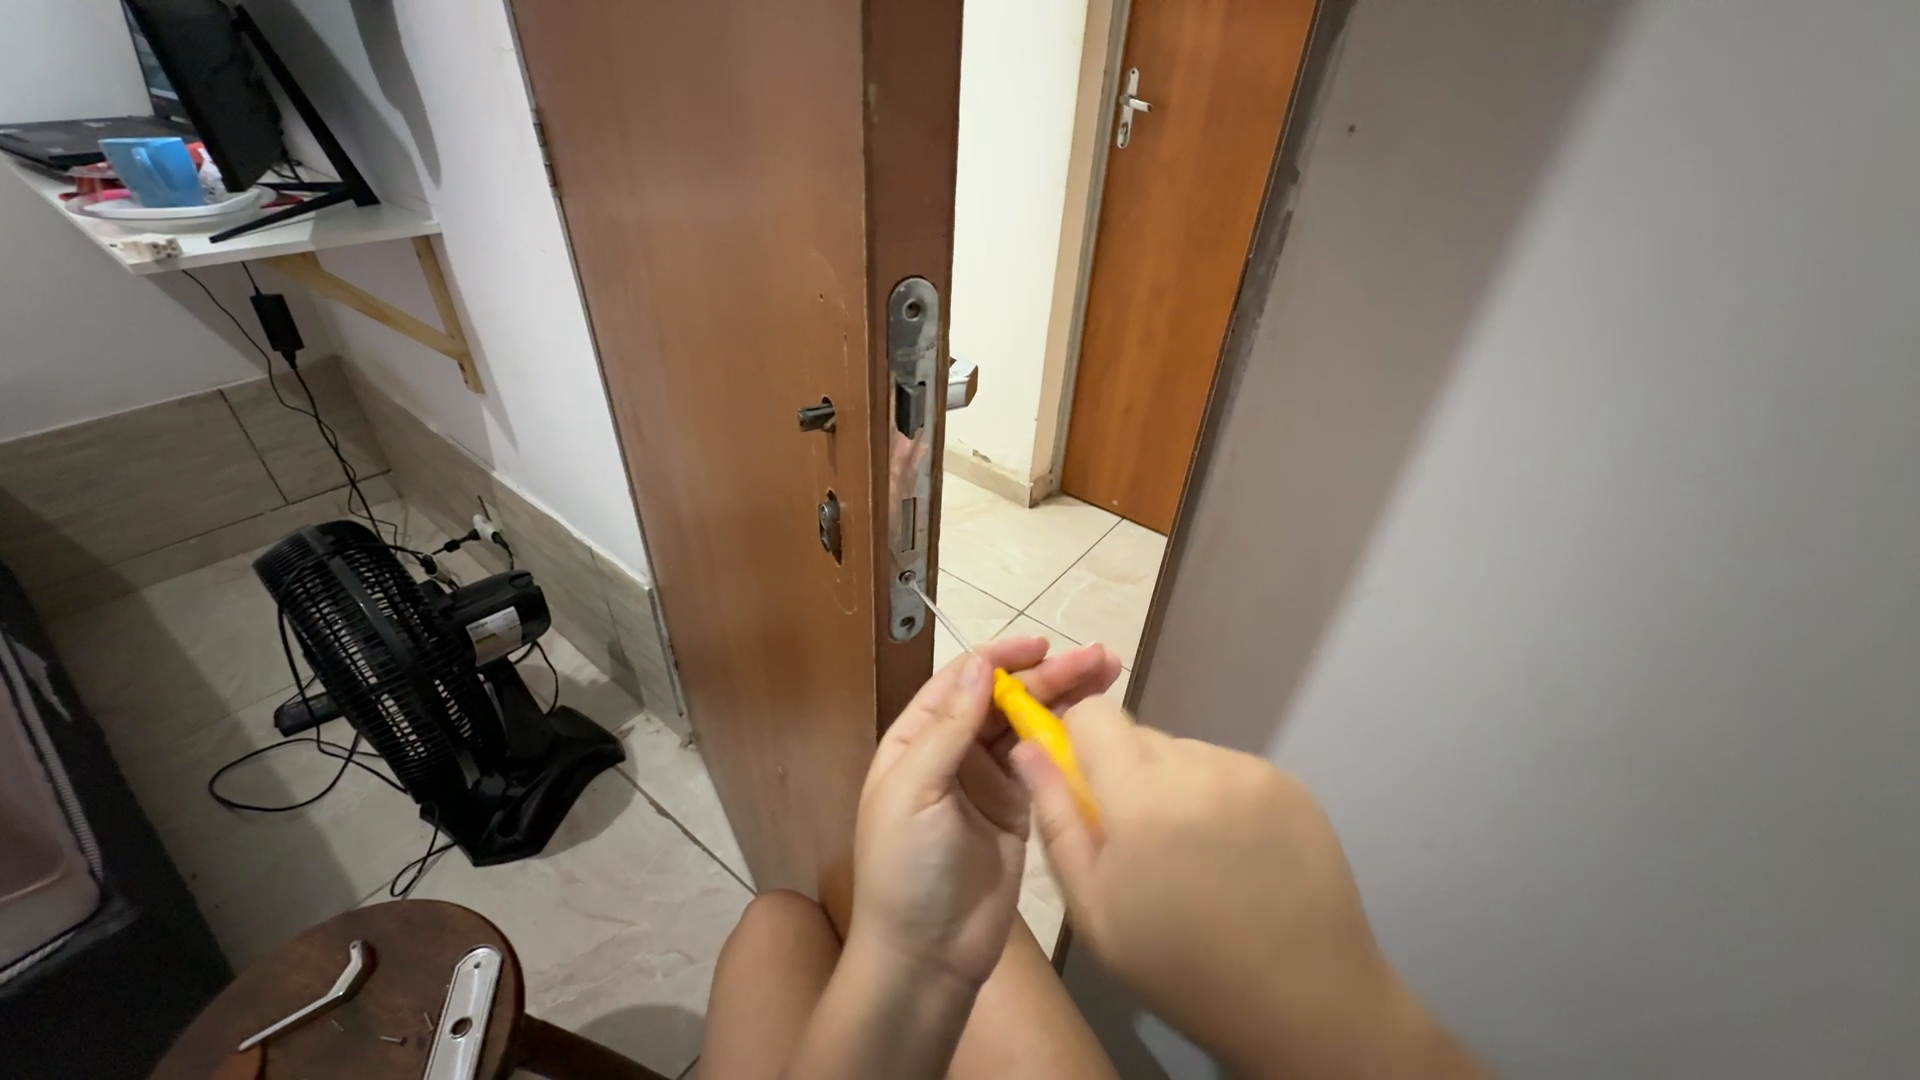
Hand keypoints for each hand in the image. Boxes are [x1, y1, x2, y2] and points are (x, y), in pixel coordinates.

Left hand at [849, 637, 1120, 989]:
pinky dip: (1068, 739)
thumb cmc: (906, 868)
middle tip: (1098, 657)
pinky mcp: (1019, 808)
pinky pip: (1045, 762)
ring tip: (1107, 673)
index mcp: (918, 739)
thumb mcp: (915, 791)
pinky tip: (1097, 722)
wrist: (928, 955)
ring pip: (1028, 724)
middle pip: (1003, 698)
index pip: (962, 682)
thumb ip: (949, 728)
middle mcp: (954, 751)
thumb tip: (979, 664)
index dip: (1001, 657)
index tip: (1042, 645)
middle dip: (1047, 675)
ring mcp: (989, 779)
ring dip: (1064, 698)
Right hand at [1012, 699, 1482, 1077]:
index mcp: (1142, 798)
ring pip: (1181, 751)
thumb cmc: (1182, 968)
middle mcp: (1198, 766)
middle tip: (1139, 838)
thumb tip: (1028, 748)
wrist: (1310, 1004)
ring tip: (1191, 852)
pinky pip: (1225, 767)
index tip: (1083, 784)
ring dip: (1170, 784)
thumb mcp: (1093, 908)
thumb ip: (1055, 818)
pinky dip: (1213, 795)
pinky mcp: (1288, 781)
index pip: (1092, 713)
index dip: (1077, 739)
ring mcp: (1250, 770)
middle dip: (1123, 771)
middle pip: (1136, 733)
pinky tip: (1231, 851)